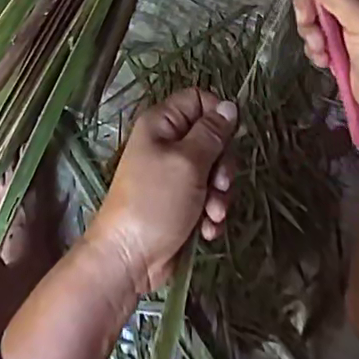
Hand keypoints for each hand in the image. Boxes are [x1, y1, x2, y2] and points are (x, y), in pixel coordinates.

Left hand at [85, 88, 236, 293]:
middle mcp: (167, 143)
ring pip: (214, 170)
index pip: (197, 99)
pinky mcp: (181, 202)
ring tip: (213, 213)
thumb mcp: (188, 162)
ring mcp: (174, 174)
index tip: (229, 138)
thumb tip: (229, 105)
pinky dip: (212, 213)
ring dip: (220, 194)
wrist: (129, 258)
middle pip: (211, 137)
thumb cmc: (155, 201)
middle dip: (223, 164)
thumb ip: (212, 133)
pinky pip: (208, 197)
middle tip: (220, 184)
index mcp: (161, 123)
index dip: (217, 115)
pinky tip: (208, 230)